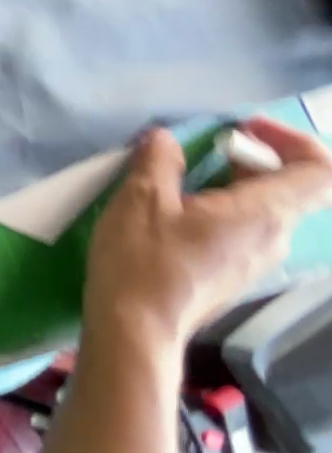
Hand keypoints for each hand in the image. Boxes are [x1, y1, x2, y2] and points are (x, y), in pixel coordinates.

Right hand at [84, 117, 331, 352]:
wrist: (137, 323)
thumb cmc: (141, 259)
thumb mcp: (139, 202)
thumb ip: (157, 163)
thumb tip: (165, 138)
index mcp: (264, 211)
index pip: (318, 167)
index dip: (290, 139)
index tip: (242, 129)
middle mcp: (276, 234)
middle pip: (291, 186)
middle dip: (249, 161)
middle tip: (197, 156)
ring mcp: (261, 259)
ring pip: (265, 210)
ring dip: (230, 189)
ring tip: (176, 189)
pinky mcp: (238, 274)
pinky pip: (245, 232)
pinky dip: (221, 214)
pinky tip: (175, 222)